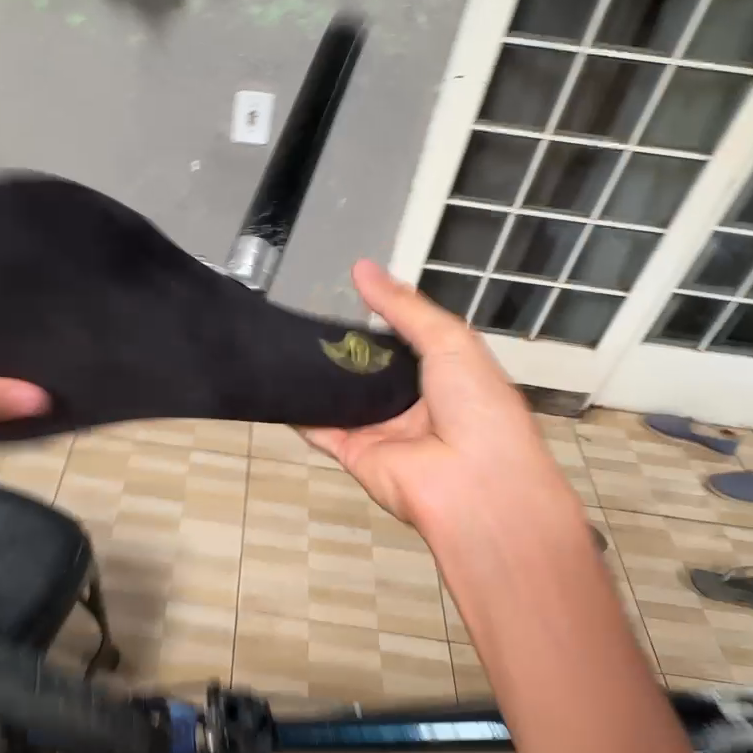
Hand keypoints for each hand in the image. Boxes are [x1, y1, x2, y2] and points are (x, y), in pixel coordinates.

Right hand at [300, 261, 578, 544]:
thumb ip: (403, 307)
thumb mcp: (449, 340)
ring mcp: (381, 431)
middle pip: (369, 370)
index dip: (379, 317)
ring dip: (317, 374)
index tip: (345, 291)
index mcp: (445, 375)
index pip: (405, 341)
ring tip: (283, 337)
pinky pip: (320, 428)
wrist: (474, 484)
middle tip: (305, 311)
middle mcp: (412, 403)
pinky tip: (275, 382)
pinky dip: (298, 409)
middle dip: (342, 345)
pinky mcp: (353, 454)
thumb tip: (361, 268)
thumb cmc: (477, 406)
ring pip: (341, 397)